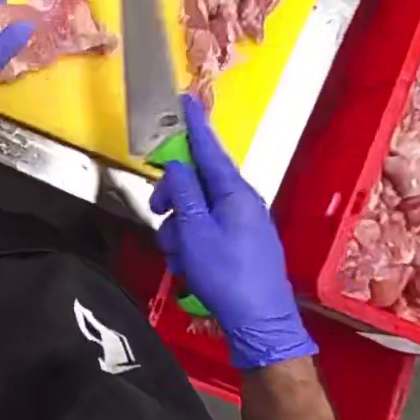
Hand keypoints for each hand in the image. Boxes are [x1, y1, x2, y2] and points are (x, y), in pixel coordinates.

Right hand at [150, 93, 316, 369]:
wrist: (259, 319)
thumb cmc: (226, 273)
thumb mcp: (196, 231)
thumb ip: (184, 193)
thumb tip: (177, 163)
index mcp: (234, 193)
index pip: (209, 151)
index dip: (195, 126)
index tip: (186, 100)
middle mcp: (239, 202)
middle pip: (195, 182)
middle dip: (172, 197)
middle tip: (159, 213)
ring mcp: (240, 223)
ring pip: (194, 210)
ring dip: (178, 229)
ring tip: (179, 255)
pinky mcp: (237, 242)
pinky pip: (203, 230)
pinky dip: (189, 243)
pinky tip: (188, 265)